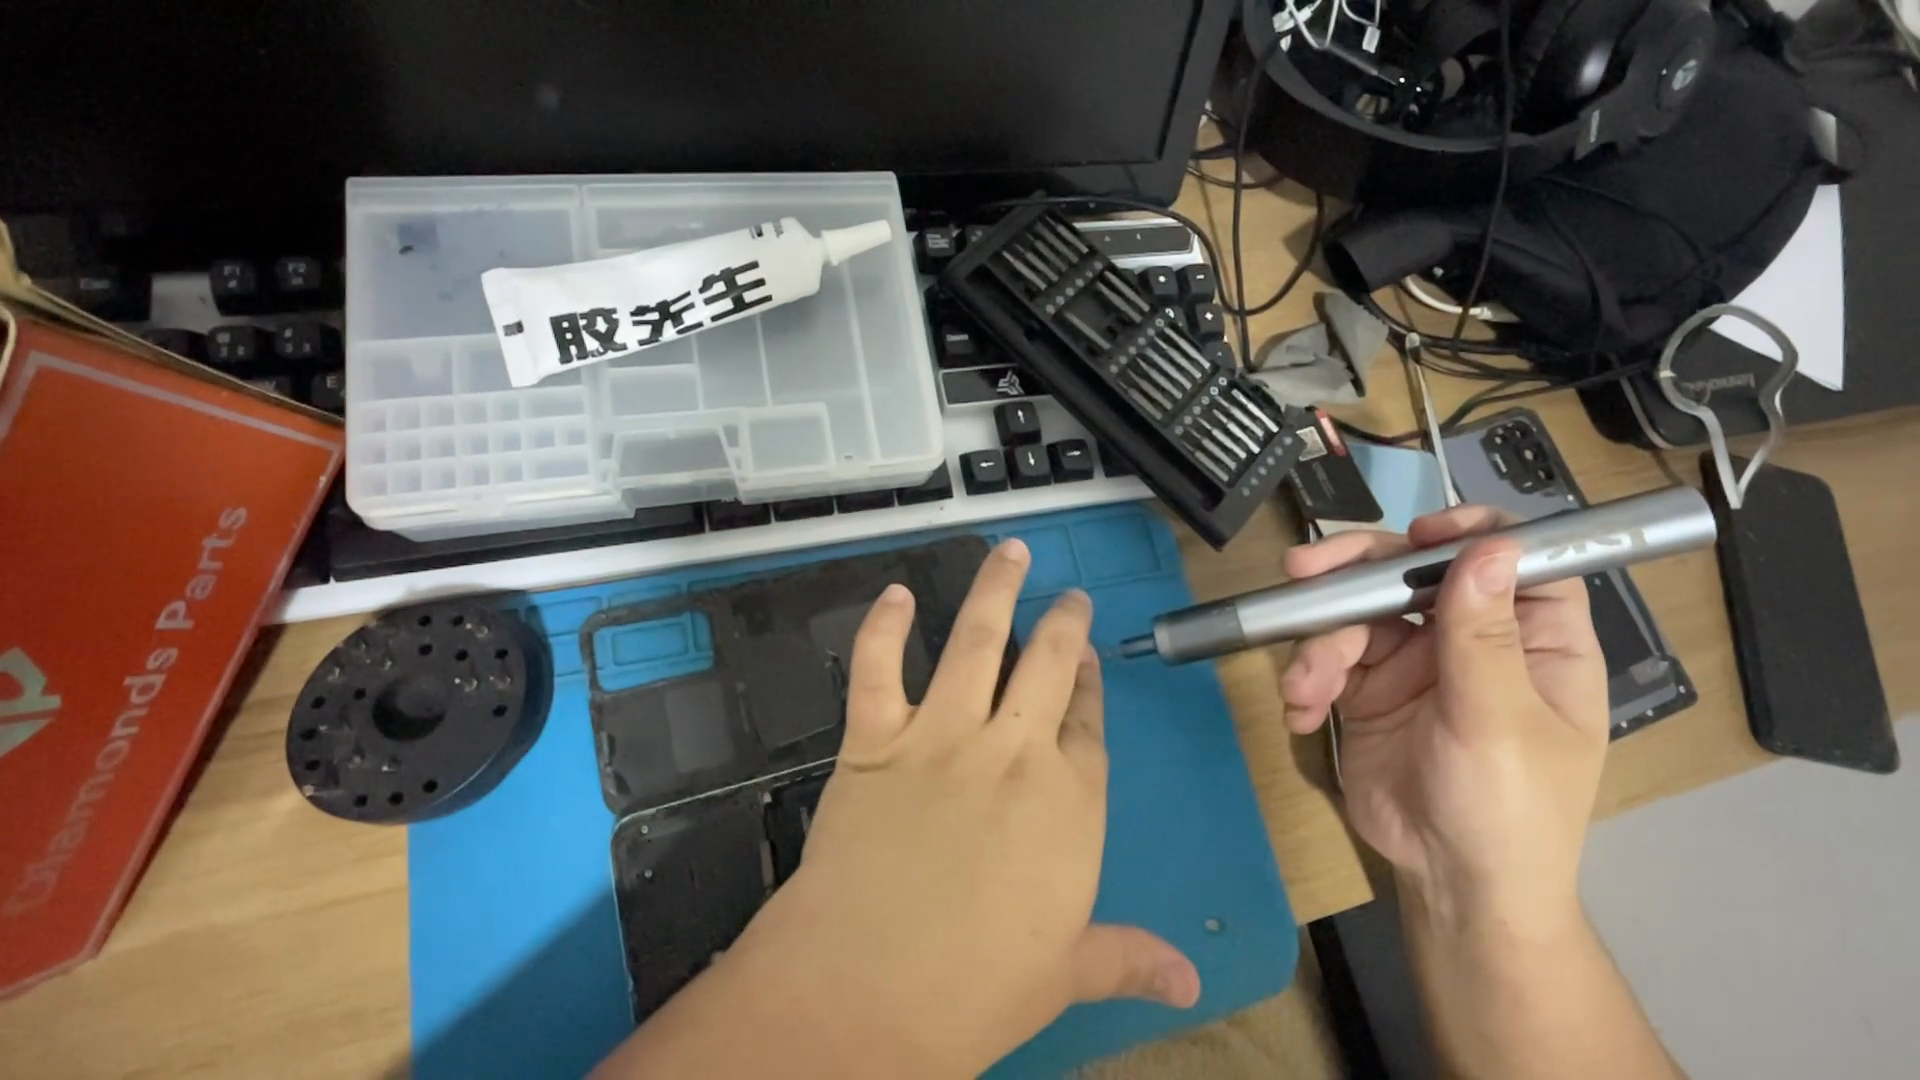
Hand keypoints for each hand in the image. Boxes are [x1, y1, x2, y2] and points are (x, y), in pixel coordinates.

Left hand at [638, 539, 1197, 1077]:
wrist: (870, 987)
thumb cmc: (978, 988)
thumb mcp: (1066, 973)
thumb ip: (1128, 960)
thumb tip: (1192, 982)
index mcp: (1069, 800)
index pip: (1088, 724)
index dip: (1091, 688)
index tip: (1090, 660)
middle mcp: (1012, 750)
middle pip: (1049, 666)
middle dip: (1064, 624)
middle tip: (1070, 594)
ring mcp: (941, 736)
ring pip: (977, 641)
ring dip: (996, 590)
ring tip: (1009, 551)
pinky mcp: (874, 739)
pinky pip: (877, 668)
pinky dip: (883, 627)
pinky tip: (895, 594)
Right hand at [1278, 507, 1610, 924]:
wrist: (1447, 881)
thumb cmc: (1508, 808)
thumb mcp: (1499, 721)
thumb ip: (1483, 636)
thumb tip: (1488, 547)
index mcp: (1533, 639)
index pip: (1514, 559)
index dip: (1470, 533)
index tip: (1419, 533)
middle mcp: (1470, 639)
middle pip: (1411, 575)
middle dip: (1353, 574)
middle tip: (1301, 568)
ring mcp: (1412, 663)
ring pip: (1355, 617)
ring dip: (1318, 647)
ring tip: (1304, 689)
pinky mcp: (1364, 690)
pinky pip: (1325, 662)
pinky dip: (1305, 682)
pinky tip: (1299, 713)